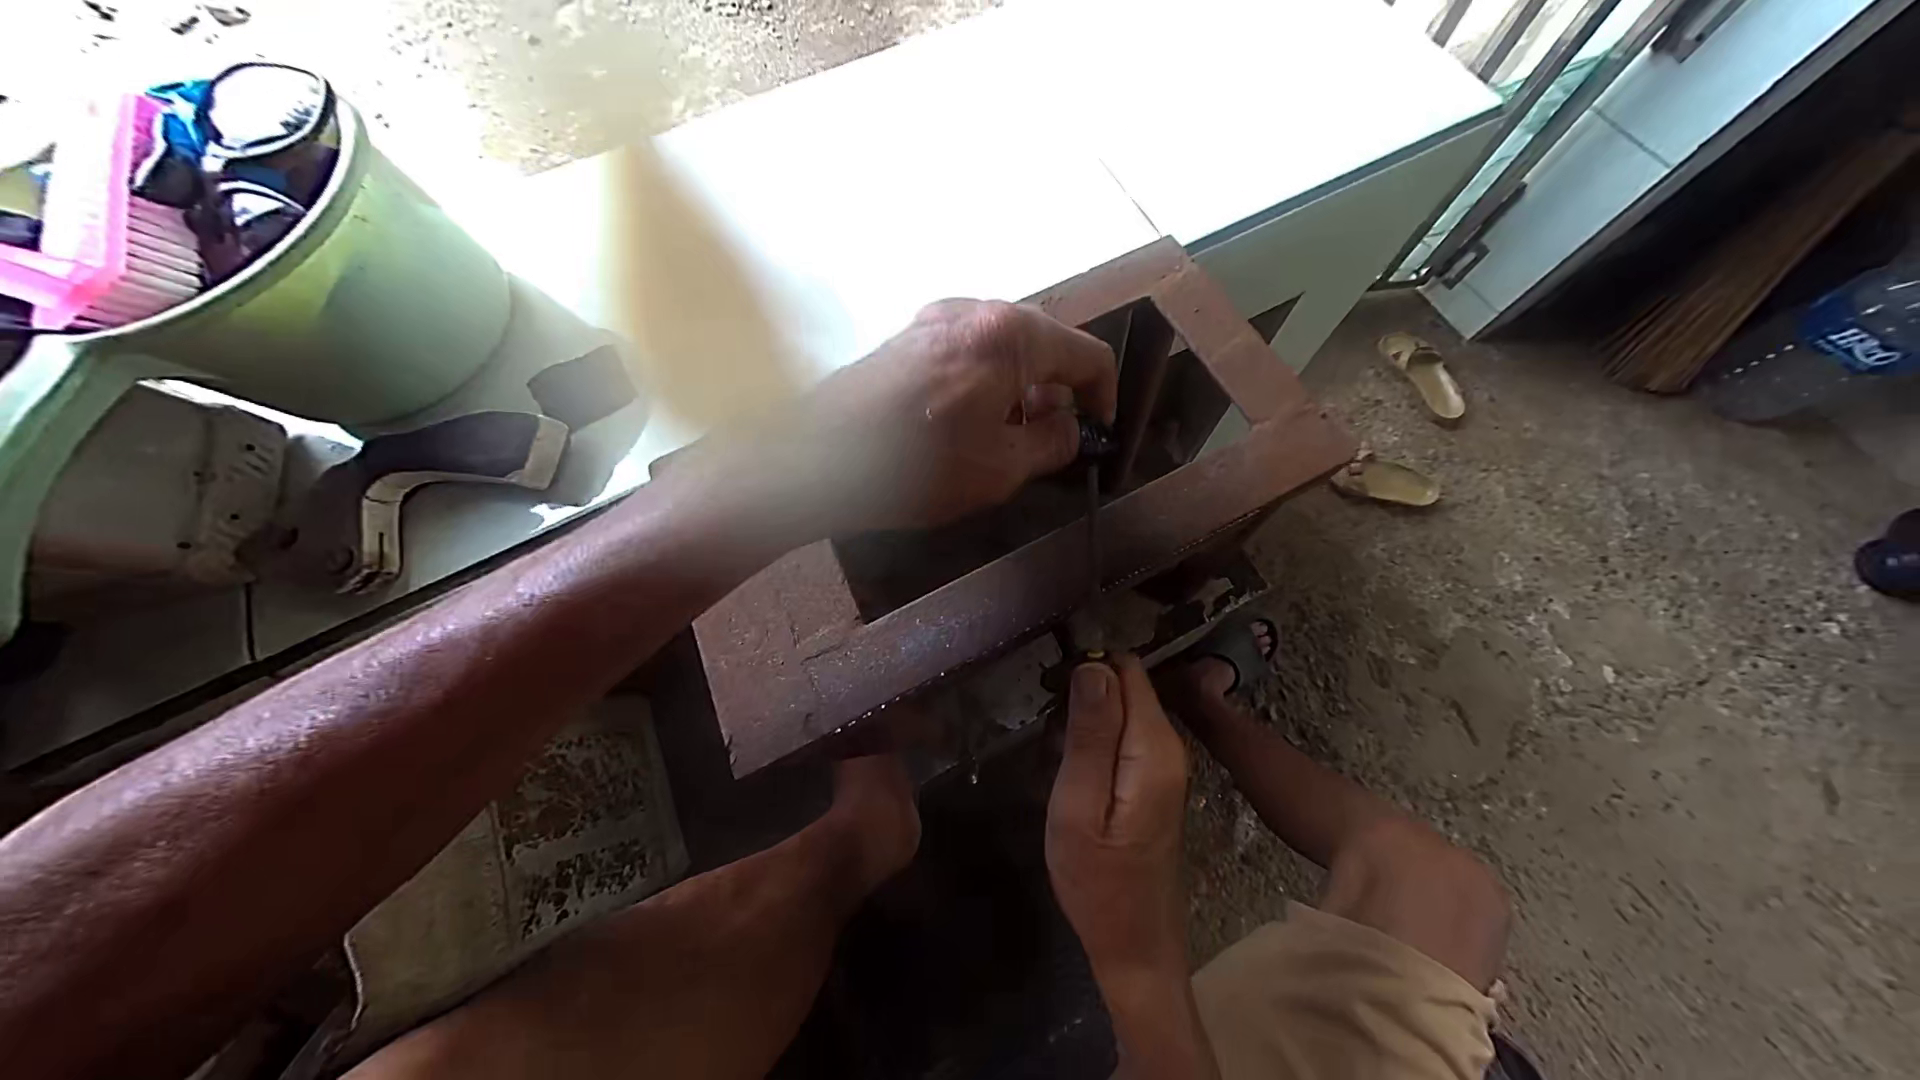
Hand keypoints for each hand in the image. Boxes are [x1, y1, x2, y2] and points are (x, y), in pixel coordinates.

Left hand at [770, 300, 1116, 532]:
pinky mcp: (905, 337)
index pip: (1087, 354)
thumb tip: (1068, 427)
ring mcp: (933, 319)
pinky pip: (966, 352)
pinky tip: (965, 423)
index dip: (1105, 396)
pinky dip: (984, 382)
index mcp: (1011, 334)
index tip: (1099, 430)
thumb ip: (1054, 442)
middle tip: (1052, 439)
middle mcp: (974, 310)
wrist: (815, 460)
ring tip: (1008, 437)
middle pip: (1044, 344)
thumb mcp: (1003, 468)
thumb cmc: (916, 467)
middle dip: (1058, 391)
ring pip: (1003, 348)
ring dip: (1020, 387)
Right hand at [1045, 656, 1189, 980]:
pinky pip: (1119, 735)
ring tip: (1054, 759)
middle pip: (1124, 685)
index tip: (1051, 694)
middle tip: (1049, 738)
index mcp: (1153, 746)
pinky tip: (1069, 772)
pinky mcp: (1152, 778)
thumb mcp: (1078, 805)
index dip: (1086, 669)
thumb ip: (1089, 734)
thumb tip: (1093, 666)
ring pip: (1118, 708)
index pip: (1126, 670)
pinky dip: (1089, 742)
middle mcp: (1168, 745)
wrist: (1132, 941)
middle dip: (1081, 694)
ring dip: (1081, 720)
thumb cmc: (1096, 879)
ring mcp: (1163, 763)